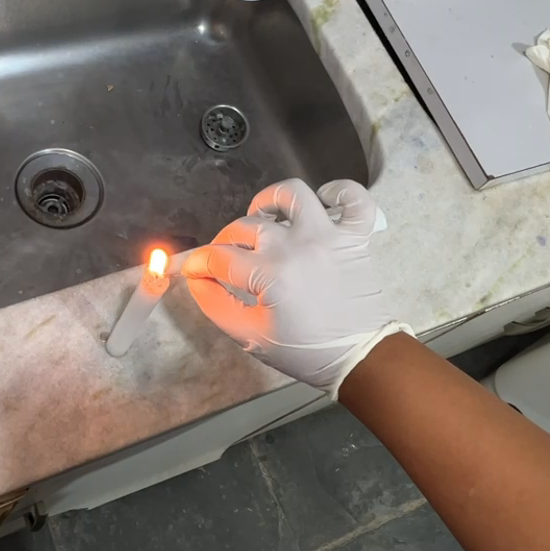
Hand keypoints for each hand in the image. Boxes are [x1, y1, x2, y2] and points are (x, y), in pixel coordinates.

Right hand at [181, 179, 409, 397]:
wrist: (359, 357)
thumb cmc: (303, 351)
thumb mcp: (249, 335)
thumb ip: (214, 304)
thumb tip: (195, 278)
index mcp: (269, 275)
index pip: (217, 257)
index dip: (195, 262)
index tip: (190, 269)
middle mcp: (297, 246)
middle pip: (246, 225)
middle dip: (224, 240)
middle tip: (227, 257)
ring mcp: (328, 237)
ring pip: (292, 194)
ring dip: (270, 200)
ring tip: (265, 217)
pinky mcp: (355, 236)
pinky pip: (352, 198)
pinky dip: (337, 193)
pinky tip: (321, 205)